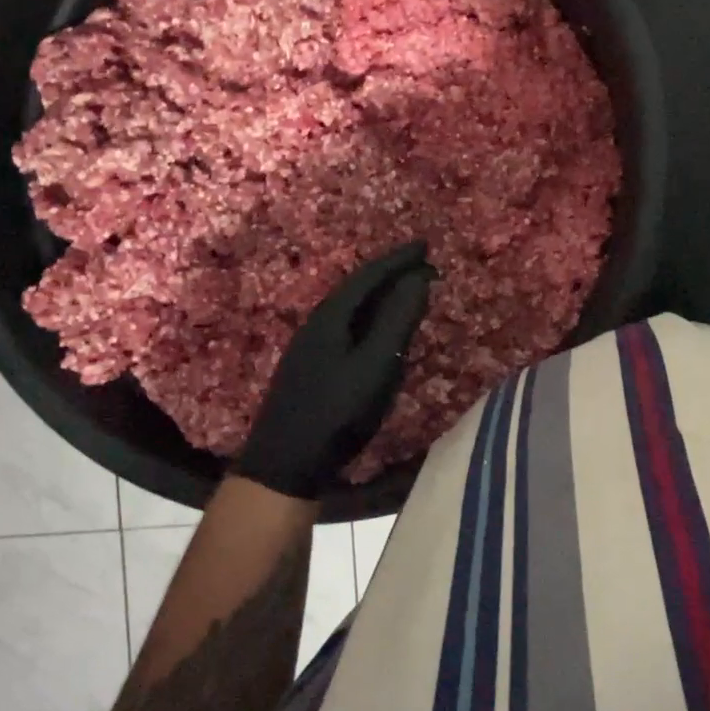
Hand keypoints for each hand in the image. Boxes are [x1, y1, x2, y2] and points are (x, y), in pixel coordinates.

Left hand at [233, 241, 433, 499]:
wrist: (284, 465)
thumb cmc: (336, 412)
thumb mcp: (376, 365)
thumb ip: (398, 320)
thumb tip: (419, 277)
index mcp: (331, 317)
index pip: (369, 275)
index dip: (398, 258)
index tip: (426, 245)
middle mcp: (317, 324)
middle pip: (358, 287)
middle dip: (391, 272)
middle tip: (422, 264)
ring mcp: (311, 346)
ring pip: (352, 307)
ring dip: (381, 294)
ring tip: (408, 290)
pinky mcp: (313, 367)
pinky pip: (348, 325)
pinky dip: (372, 316)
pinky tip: (380, 329)